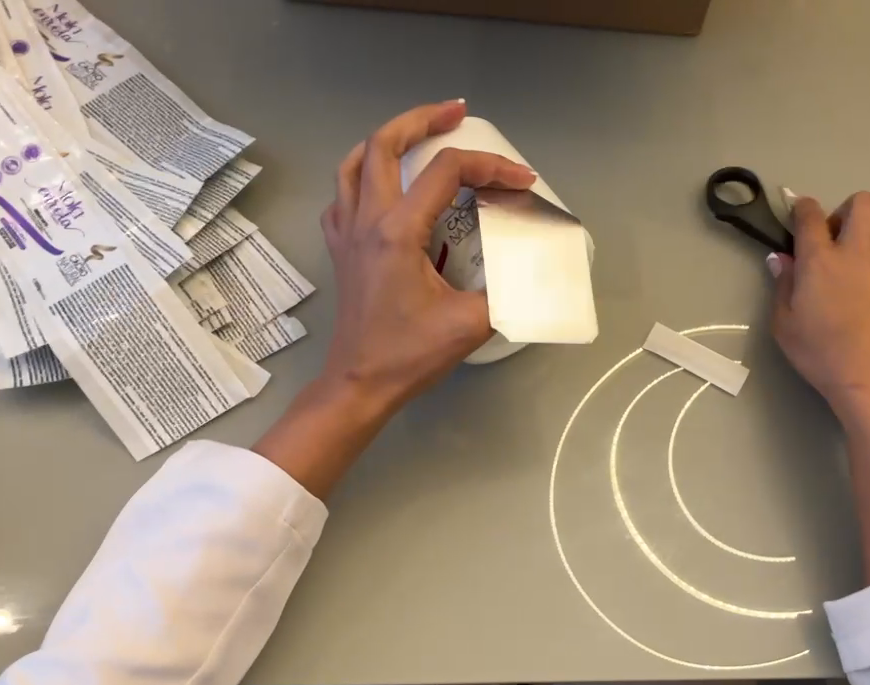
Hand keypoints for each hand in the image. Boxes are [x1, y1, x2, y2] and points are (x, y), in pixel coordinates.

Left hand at [318, 99, 535, 409]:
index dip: (491, 168)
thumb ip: (505, 291)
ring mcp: (347, 234)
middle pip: (385, 143)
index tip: (522, 181)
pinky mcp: (340, 252)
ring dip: (387, 141)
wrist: (359, 384)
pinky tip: (382, 190)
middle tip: (457, 114)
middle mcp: (366, 220)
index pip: (447, 173)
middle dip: (424, 120)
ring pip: (354, 162)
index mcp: (398, 231)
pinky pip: (342, 197)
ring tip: (417, 138)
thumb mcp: (470, 324)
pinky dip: (362, 179)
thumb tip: (528, 272)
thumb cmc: (409, 356)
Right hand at [767, 192, 869, 423]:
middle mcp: (855, 251)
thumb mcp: (784, 324)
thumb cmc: (819, 352)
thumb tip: (781, 260)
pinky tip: (865, 279)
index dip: (801, 209)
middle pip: (861, 202)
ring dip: (868, 227)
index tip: (796, 214)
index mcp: (819, 260)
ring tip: (853, 254)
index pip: (811, 216)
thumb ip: (783, 286)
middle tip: (831, 236)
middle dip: (844, 210)